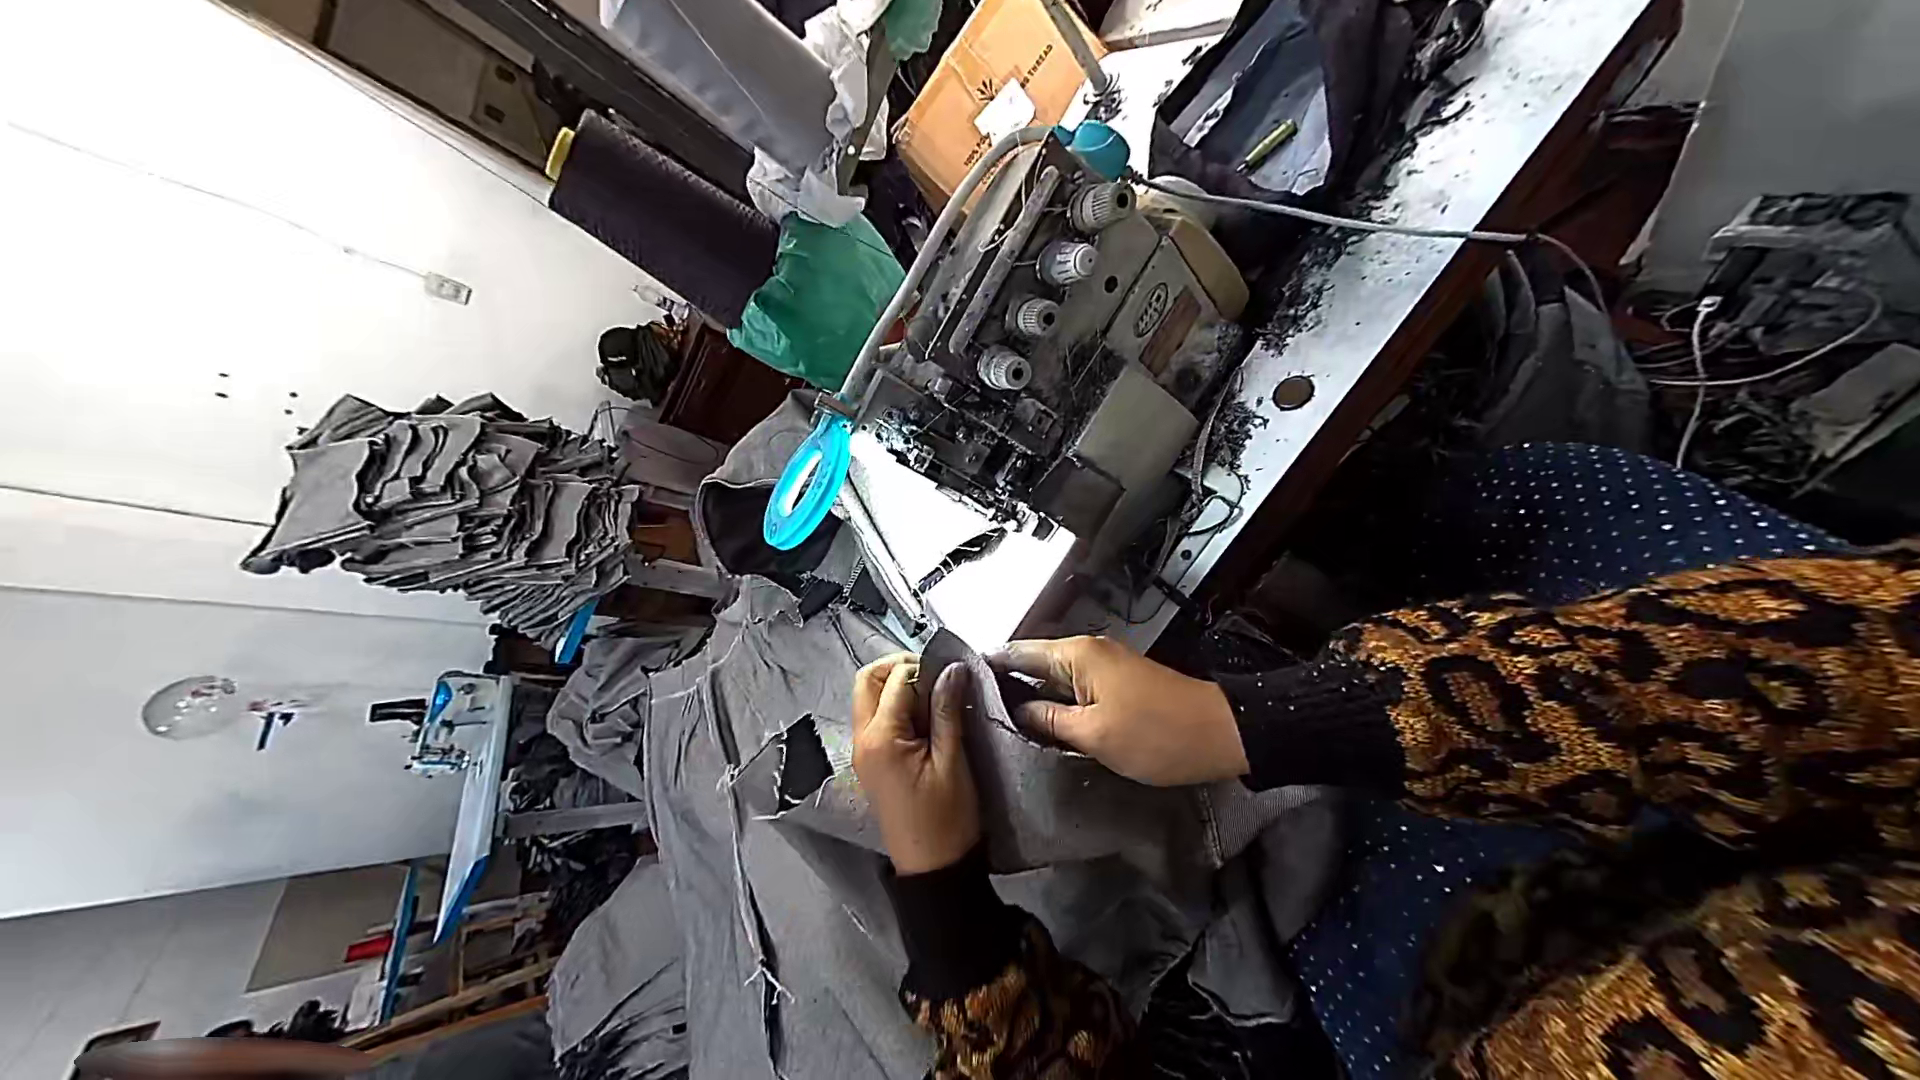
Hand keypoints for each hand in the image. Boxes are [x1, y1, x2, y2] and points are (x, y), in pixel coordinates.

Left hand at [851, 654, 981, 874]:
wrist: (933, 870)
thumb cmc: (946, 819)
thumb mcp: (952, 761)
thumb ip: (947, 710)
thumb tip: (953, 668)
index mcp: (880, 738)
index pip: (896, 680)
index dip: (926, 670)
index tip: (953, 677)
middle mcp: (862, 739)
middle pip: (868, 680)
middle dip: (901, 668)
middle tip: (937, 678)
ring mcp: (863, 750)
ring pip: (870, 696)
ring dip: (898, 686)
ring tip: (935, 699)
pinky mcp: (872, 760)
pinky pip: (876, 717)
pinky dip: (897, 706)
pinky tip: (926, 718)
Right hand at [990, 636, 1247, 786]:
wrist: (1220, 733)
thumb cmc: (1156, 734)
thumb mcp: (1094, 734)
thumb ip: (1049, 720)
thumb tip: (1017, 711)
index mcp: (1077, 654)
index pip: (1020, 651)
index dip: (991, 664)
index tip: (961, 681)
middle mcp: (1087, 651)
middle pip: (1035, 661)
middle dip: (1008, 682)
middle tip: (975, 707)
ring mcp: (1104, 666)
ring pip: (1054, 677)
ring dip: (1032, 694)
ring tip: (998, 718)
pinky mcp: (1117, 682)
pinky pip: (1074, 687)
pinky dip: (1055, 701)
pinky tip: (1040, 722)